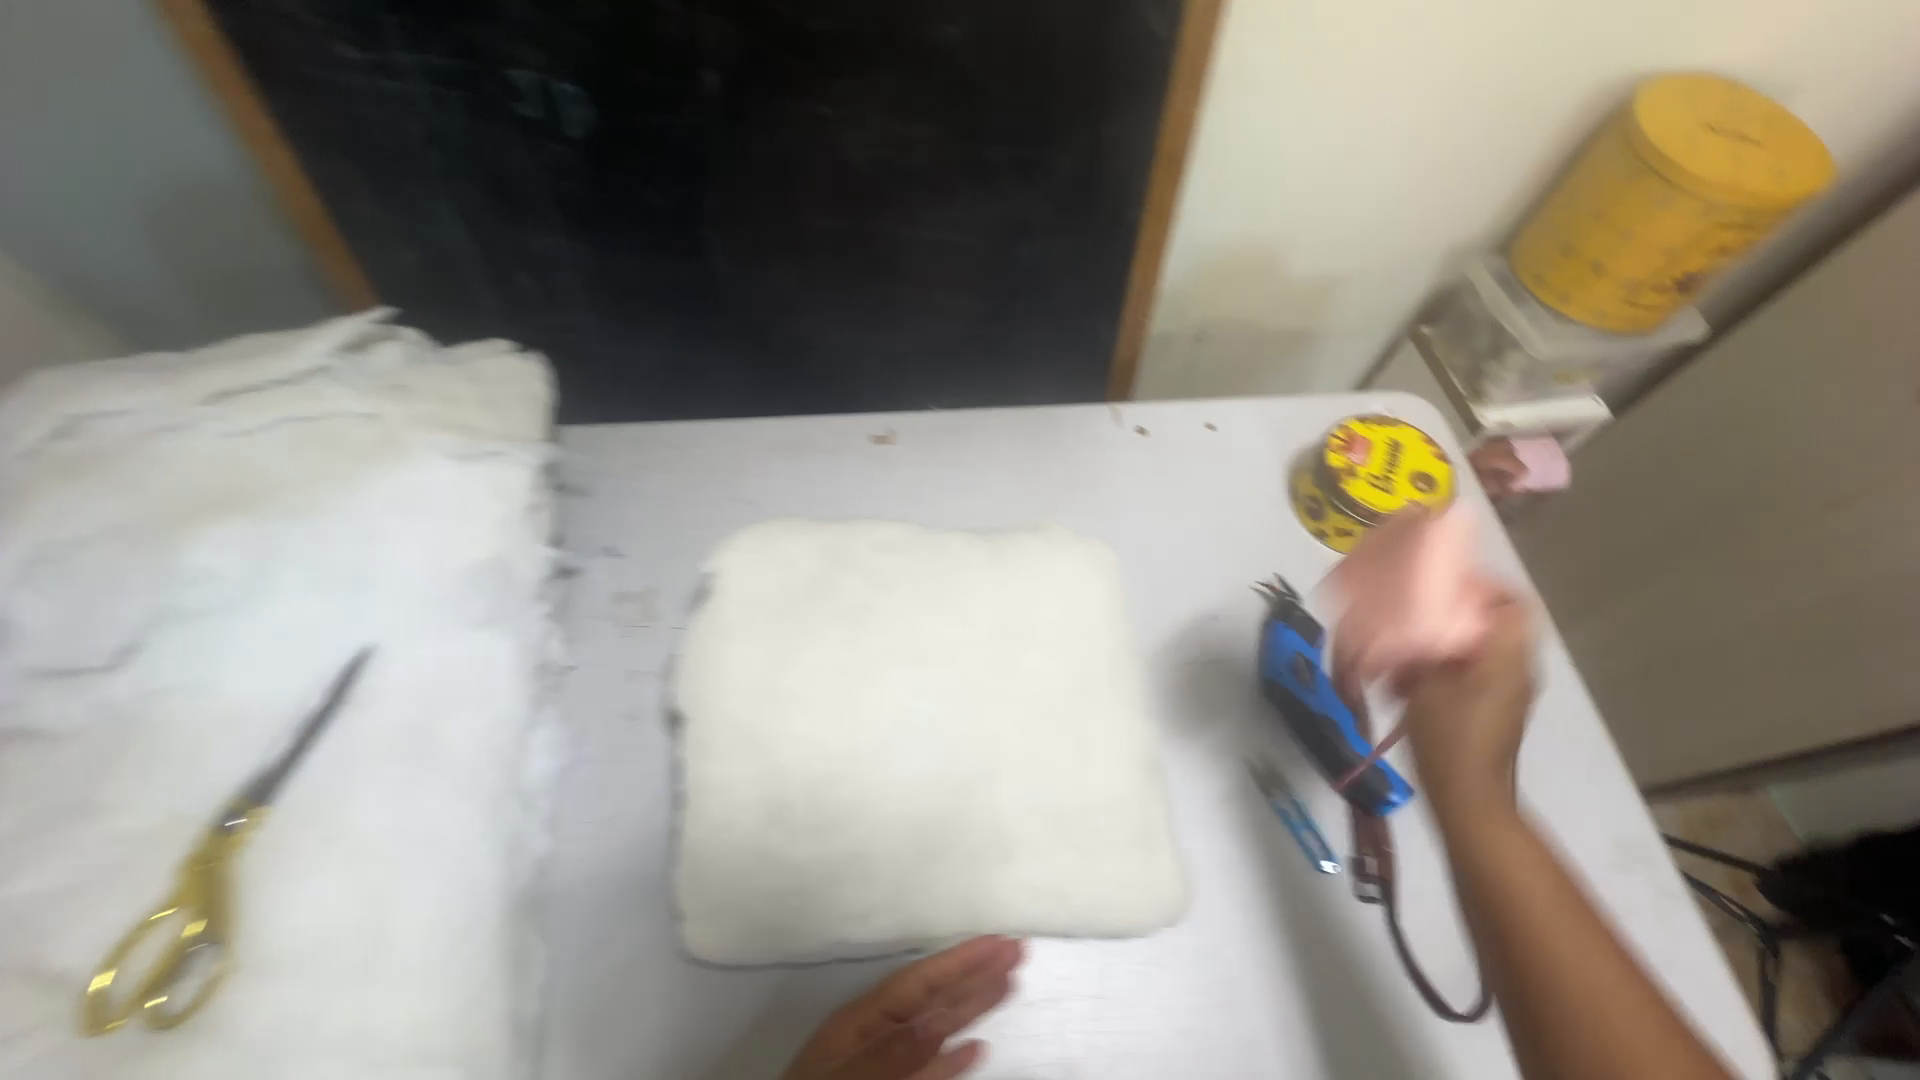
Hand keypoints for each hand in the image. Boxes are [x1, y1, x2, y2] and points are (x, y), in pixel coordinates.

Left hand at [781, 937, 1023, 1079]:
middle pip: (933, 998)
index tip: (1000, 941)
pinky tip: (977, 1050)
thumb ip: (891, 1055)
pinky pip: (928, 1071)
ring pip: (936, 1029)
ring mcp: (881, 1066)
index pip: (919, 982)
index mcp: (860, 1023)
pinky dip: (953, 1061)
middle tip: (1018, 949)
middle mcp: (875, 1037)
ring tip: (1009, 983)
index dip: (961, 960)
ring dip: (972, 1006)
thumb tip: (939, 1021)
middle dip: (975, 973)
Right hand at [1399, 590, 1536, 823]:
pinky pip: (1467, 676)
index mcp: (1507, 657)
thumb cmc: (1448, 736)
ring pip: (1474, 652)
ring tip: (1397, 660)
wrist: (1467, 798)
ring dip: (1436, 649)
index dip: (1482, 588)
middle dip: (1446, 620)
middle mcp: (1515, 670)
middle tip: (1409, 620)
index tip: (1441, 587)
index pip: (1513, 604)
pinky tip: (1403, 686)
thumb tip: (1413, 620)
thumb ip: (1423, 647)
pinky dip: (1438, 673)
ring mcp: (1505, 692)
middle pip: (1489, 626)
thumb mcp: (1426, 684)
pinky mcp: (1490, 711)